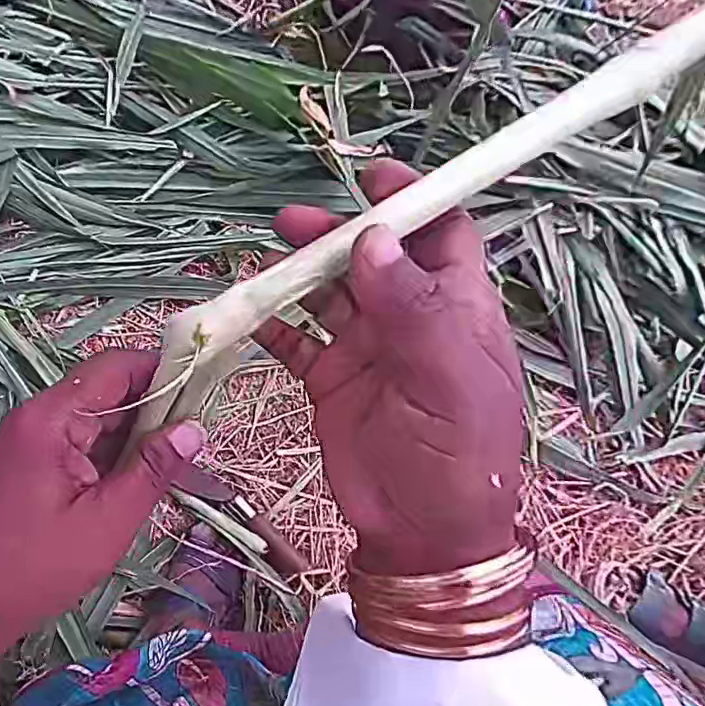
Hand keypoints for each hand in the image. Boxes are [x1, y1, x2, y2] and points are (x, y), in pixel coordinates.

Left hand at [0, 350, 206, 690]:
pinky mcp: (35, 461)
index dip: (161, 370)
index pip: (113, 367)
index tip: (203, 386)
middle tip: (199, 435)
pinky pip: (83, 443)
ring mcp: (34, 439)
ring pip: (98, 419)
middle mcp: (38, 417)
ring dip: (136, 436)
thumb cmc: (39, 566)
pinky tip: (144, 476)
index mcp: (50, 419)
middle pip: (106, 391)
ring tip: (179, 460)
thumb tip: (194, 429)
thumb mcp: (108, 520)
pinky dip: (115, 455)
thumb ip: (153, 470)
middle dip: (154, 409)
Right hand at [253, 159, 523, 575]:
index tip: (373, 176)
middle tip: (293, 222)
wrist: (418, 529)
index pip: (439, 236)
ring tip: (264, 263)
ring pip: (326, 298)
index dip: (412, 201)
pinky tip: (250, 318)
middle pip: (369, 261)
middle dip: (335, 236)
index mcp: (455, 311)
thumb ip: (413, 311)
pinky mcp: (329, 383)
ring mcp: (364, 353)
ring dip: (297, 278)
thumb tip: (373, 242)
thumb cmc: (455, 457)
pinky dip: (272, 329)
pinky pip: (295, 345)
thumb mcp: (447, 381)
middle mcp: (407, 323)